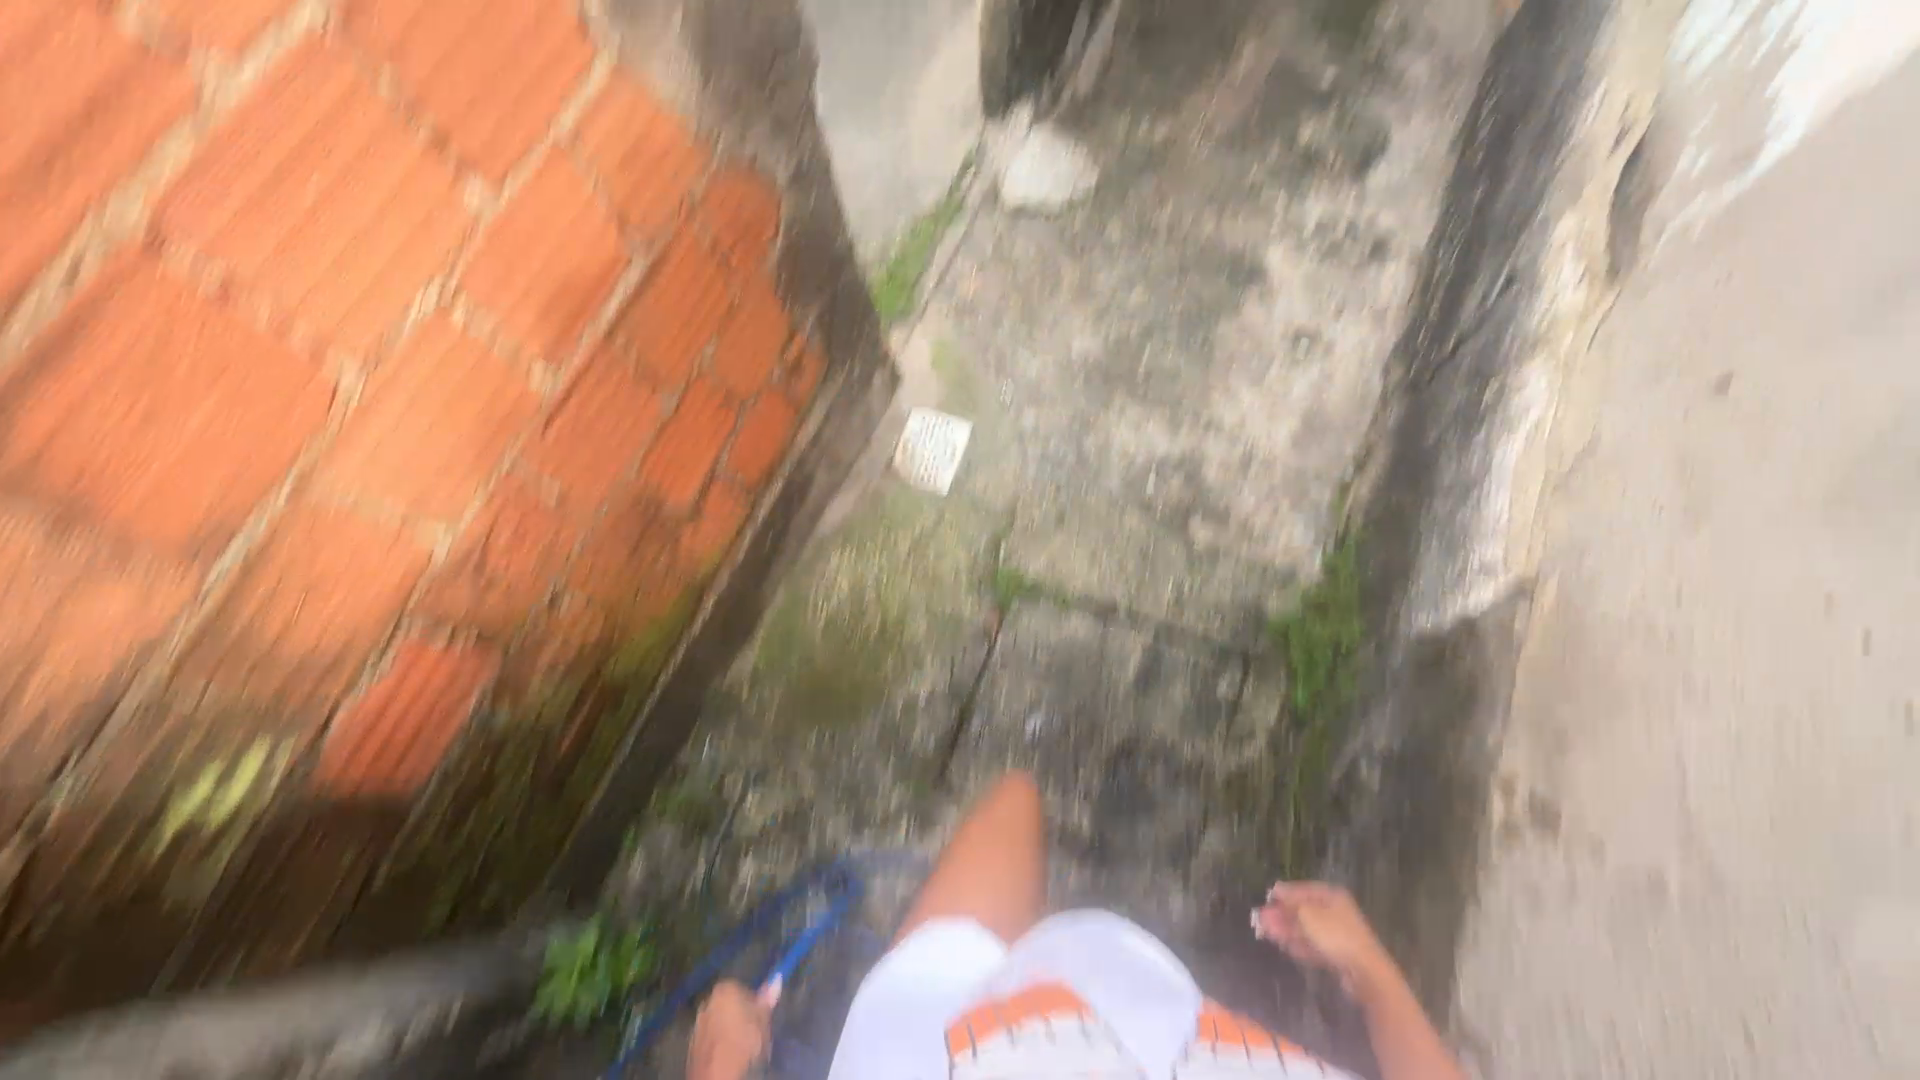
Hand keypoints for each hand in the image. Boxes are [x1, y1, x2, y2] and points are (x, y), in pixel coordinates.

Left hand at [689, 980, 771, 1079]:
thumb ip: (768, 998)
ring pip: (718, 1020)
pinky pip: (710, 1036)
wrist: (717, 1074)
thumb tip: (776, 978)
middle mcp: (708, 1000)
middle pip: (728, 1003)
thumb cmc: (744, 1040)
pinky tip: (728, 1053)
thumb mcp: (763, 1019)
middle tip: (753, 1029)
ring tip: (741, 1044)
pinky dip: (718, 1042)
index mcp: (725, 988)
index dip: (753, 1001)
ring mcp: (697, 1022)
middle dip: (739, 1013)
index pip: (742, 987)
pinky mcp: (692, 1043)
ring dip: (728, 1028)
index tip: (761, 1015)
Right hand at [1254, 881, 1399, 1003]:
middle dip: (1281, 914)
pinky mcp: (1336, 953)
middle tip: (1260, 919)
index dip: (1283, 893)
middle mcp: (1334, 911)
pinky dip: (1298, 944)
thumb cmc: (1335, 934)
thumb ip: (1289, 903)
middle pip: (1303, 909)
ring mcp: (1336, 933)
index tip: (1266, 899)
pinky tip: (1283, 946)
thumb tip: (1275, 890)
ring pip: (1306, 928)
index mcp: (1331, 895)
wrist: (1364, 971)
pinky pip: (1312, 945)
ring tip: (1265, 933)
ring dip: (1285, 929)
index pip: (1302, 889)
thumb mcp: (1307, 913)